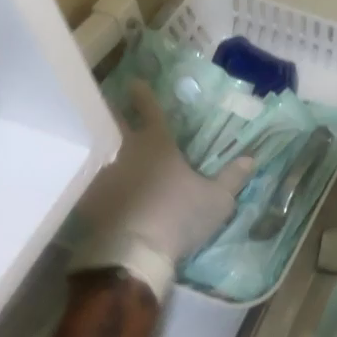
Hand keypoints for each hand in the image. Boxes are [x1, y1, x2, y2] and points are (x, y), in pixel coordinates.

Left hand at [75, 81, 255, 264]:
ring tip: (104, 151)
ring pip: (99, 152)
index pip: (150, 112)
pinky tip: (96, 189)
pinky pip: (90, 182)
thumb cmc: (179, 217)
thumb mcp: (217, 201)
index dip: (144, 96)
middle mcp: (123, 151)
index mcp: (156, 145)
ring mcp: (100, 175)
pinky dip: (94, 181)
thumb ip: (232, 178)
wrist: (131, 253)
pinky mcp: (86, 200)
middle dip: (112, 113)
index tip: (135, 82)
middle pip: (113, 124)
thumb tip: (250, 159)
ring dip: (102, 149)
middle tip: (109, 107)